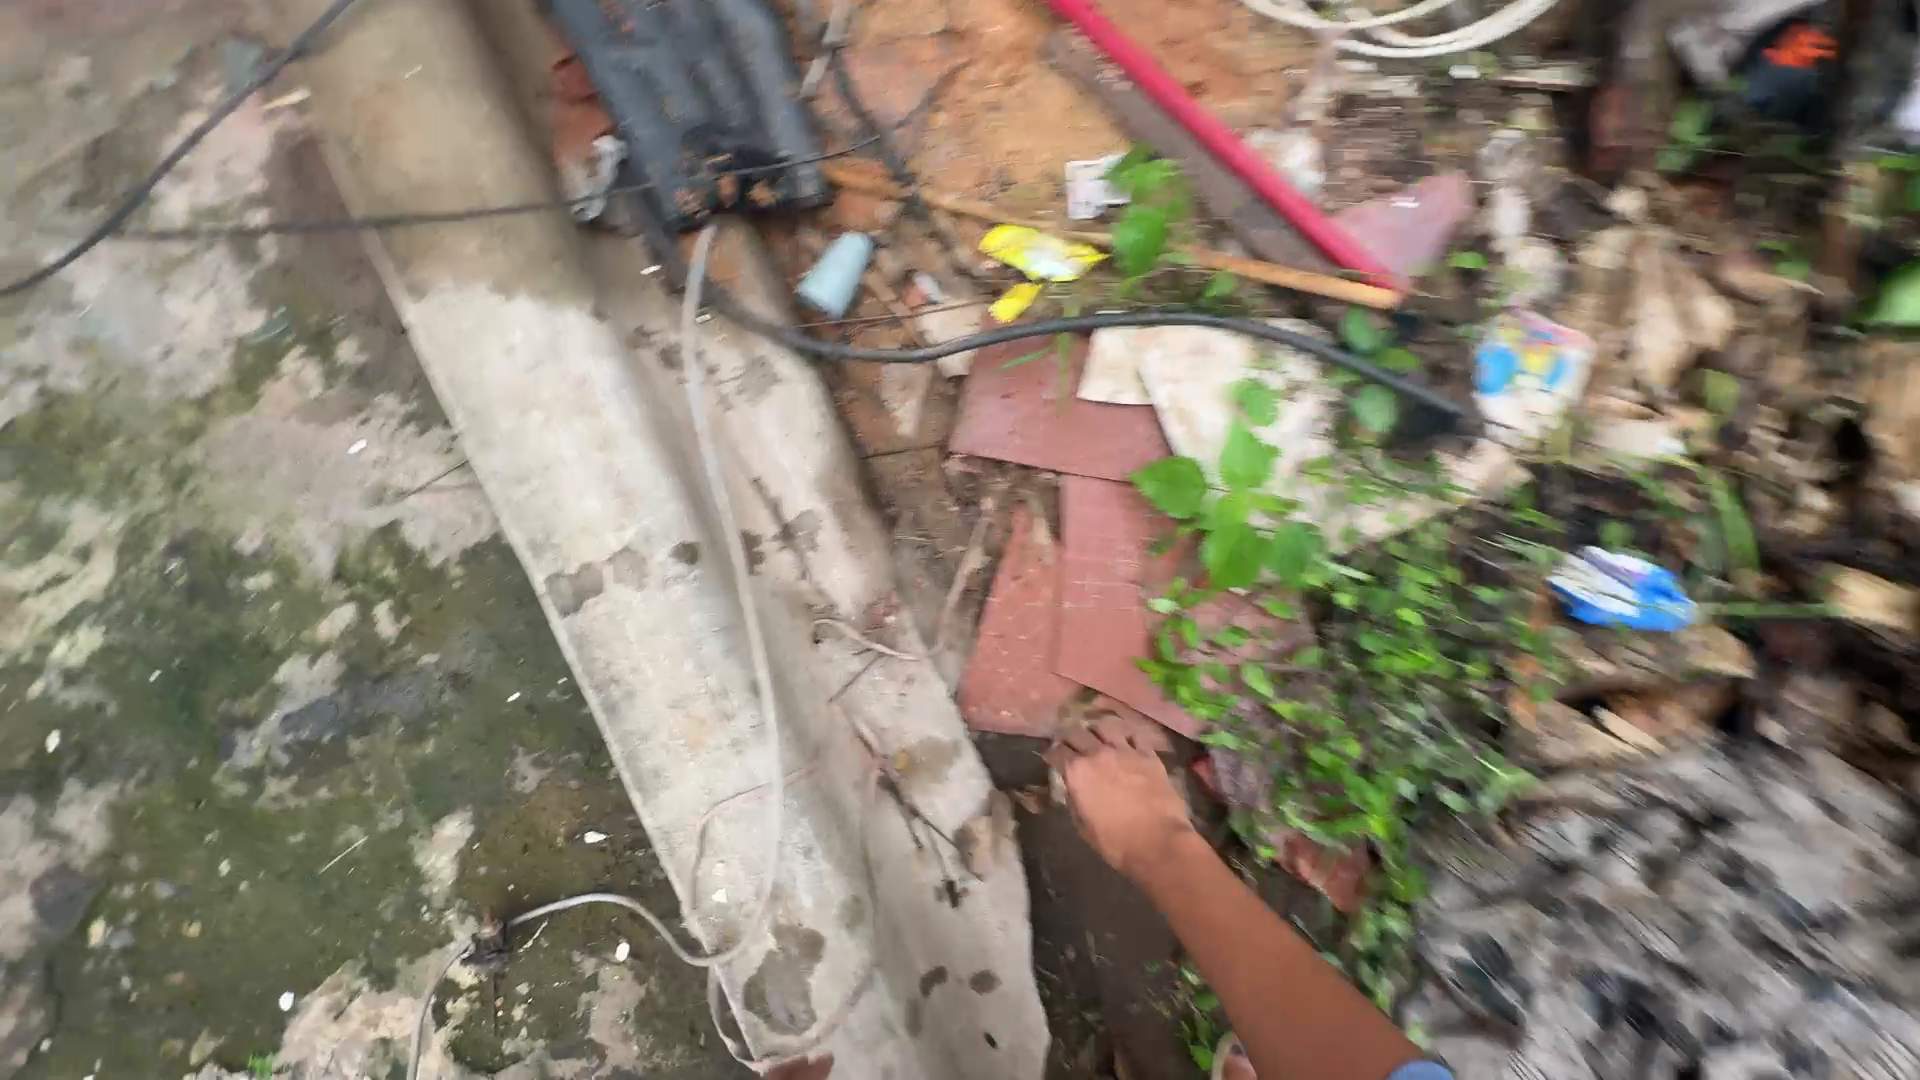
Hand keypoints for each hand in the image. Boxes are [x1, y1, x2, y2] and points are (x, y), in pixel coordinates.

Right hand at [1045, 709, 1195, 882]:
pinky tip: (1125, 742)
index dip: (1051, 754)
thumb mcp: (1083, 826)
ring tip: (1097, 737)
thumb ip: (1073, 800)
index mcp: (1077, 771)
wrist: (1159, 842)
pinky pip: (1134, 735)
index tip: (1051, 757)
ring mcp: (1124, 750)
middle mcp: (1097, 753)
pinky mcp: (1148, 754)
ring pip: (1104, 726)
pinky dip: (1126, 737)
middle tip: (1070, 744)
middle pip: (1076, 732)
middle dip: (1069, 737)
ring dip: (1096, 731)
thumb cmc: (1116, 842)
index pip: (1056, 752)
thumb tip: (1072, 787)